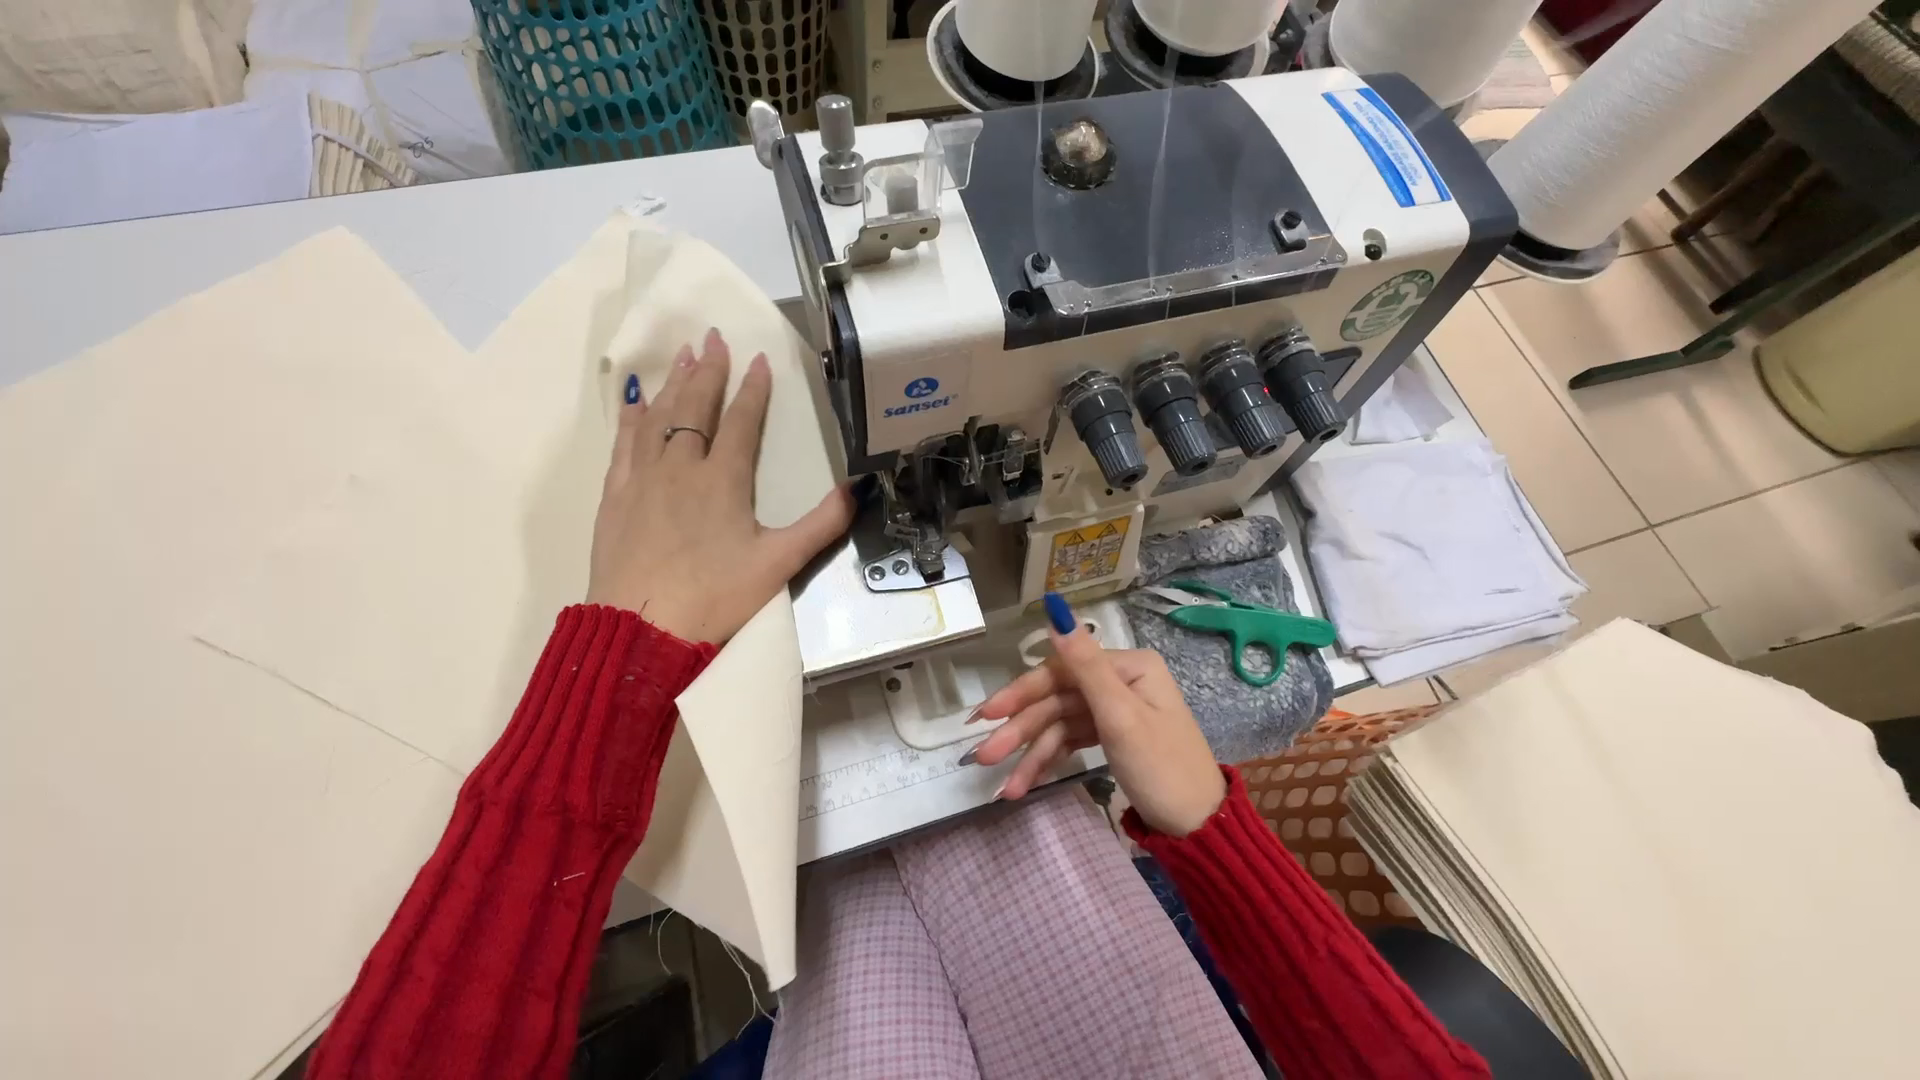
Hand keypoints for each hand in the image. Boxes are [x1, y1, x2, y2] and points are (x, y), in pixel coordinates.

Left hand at [586, 328, 853, 643]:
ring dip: (671, 383)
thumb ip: (822, 524)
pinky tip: (633, 401)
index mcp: (723, 480)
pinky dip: (630, 418)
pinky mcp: (615, 498)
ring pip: (657, 418)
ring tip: (680, 355)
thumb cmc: (715, 596)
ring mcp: (642, 480)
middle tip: (712, 336)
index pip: (741, 422)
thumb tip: (857, 488)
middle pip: (694, 407)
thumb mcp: (780, 564)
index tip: (759, 359)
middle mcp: (680, 468)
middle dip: (707, 370)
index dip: (753, 389)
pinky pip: (623, 445)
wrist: (640, 629)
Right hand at [970, 602, 1226, 835]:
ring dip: (1030, 753)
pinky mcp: (1112, 737)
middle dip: (1021, 729)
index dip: (1022, 692)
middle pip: (1057, 699)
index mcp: (1129, 667)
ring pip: (1059, 724)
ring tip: (1004, 785)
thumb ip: (1085, 664)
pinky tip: (1024, 783)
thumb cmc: (1163, 768)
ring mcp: (1116, 710)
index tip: (987, 715)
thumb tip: (1056, 610)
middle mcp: (1121, 681)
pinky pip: (1070, 741)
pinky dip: (1048, 759)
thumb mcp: (1121, 716)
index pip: (1062, 671)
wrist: (1198, 828)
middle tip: (984, 755)